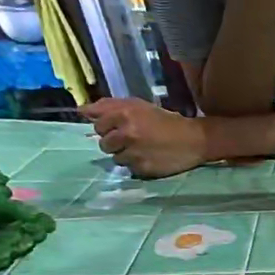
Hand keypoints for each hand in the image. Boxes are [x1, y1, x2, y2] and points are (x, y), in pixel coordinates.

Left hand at [84, 98, 207, 177]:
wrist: (194, 140)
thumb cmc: (165, 120)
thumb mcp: (139, 106)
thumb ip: (109, 106)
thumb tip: (81, 111)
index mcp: (124, 114)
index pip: (98, 126)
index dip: (109, 128)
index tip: (121, 128)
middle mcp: (126, 133)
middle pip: (103, 143)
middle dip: (115, 142)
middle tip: (133, 139)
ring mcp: (134, 152)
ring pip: (115, 158)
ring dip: (125, 155)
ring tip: (142, 150)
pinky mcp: (142, 168)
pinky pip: (129, 169)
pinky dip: (136, 165)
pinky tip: (149, 158)